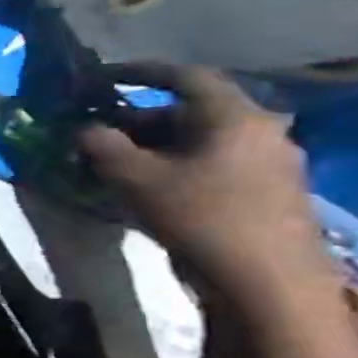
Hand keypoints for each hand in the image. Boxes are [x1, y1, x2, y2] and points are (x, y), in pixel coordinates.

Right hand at [77, 65, 331, 303]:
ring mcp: (273, 163)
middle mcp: (262, 131)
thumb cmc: (201, 218)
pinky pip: (218, 164)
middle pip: (192, 112)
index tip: (105, 76)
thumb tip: (83, 128)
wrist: (269, 285)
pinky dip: (182, 166)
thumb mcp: (135, 179)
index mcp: (234, 116)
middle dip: (141, 121)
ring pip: (204, 141)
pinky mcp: (274, 194)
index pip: (185, 76)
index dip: (141, 71)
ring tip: (122, 167)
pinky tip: (157, 190)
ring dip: (159, 148)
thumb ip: (101, 146)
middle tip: (103, 137)